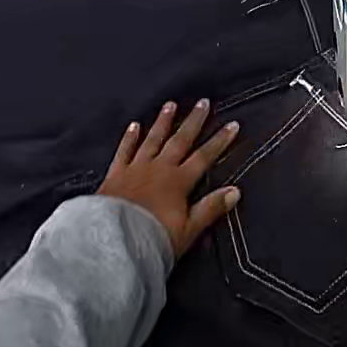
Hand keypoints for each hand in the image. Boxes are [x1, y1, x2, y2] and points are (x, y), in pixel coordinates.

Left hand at [97, 99, 240, 258]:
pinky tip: (134, 125)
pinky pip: (124, 151)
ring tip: (171, 104)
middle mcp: (159, 168)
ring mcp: (135, 168)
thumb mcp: (188, 230)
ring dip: (163, 122)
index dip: (220, 141)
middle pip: (180, 140)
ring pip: (153, 140)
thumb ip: (211, 208)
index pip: (204, 157)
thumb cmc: (152, 241)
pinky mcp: (114, 175)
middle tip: (204, 101)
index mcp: (178, 181)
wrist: (110, 245)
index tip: (233, 124)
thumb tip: (236, 190)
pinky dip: (129, 138)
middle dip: (194, 121)